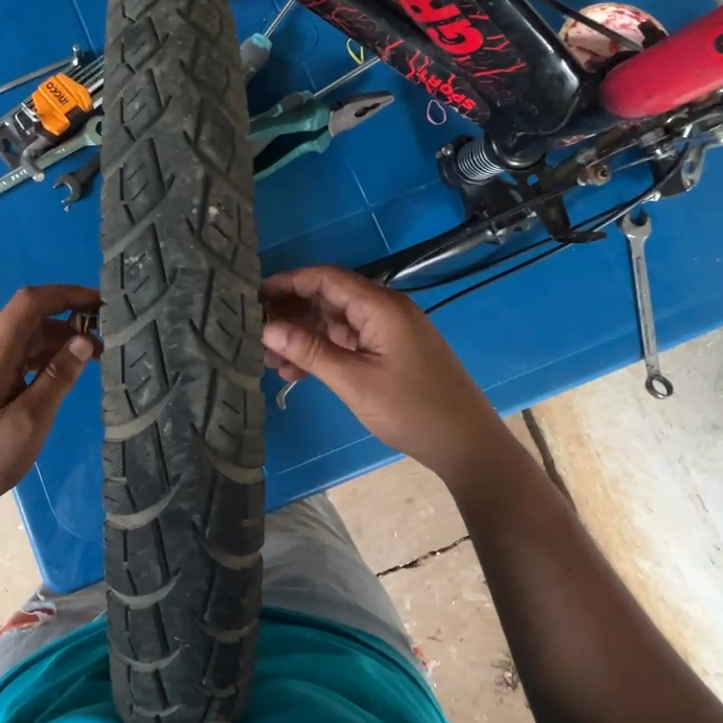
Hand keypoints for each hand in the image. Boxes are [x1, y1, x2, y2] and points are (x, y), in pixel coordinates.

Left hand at [0, 285, 101, 527]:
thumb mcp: (30, 419)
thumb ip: (58, 377)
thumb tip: (85, 338)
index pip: (30, 303)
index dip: (65, 294)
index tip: (101, 302)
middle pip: (31, 317)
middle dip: (69, 315)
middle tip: (107, 333)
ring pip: (30, 338)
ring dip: (62, 339)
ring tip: (98, 355)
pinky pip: (25, 358)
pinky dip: (50, 357)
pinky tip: (71, 372)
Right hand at [261, 266, 501, 480]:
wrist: (468, 445)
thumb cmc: (411, 409)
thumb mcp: (353, 381)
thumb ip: (310, 351)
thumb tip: (267, 329)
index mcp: (380, 306)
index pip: (326, 278)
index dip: (288, 282)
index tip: (254, 295)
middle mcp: (385, 310)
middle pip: (328, 298)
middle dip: (292, 316)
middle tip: (258, 337)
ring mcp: (390, 331)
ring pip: (336, 323)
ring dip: (305, 338)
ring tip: (274, 364)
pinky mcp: (392, 351)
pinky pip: (350, 341)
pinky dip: (324, 352)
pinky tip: (299, 373)